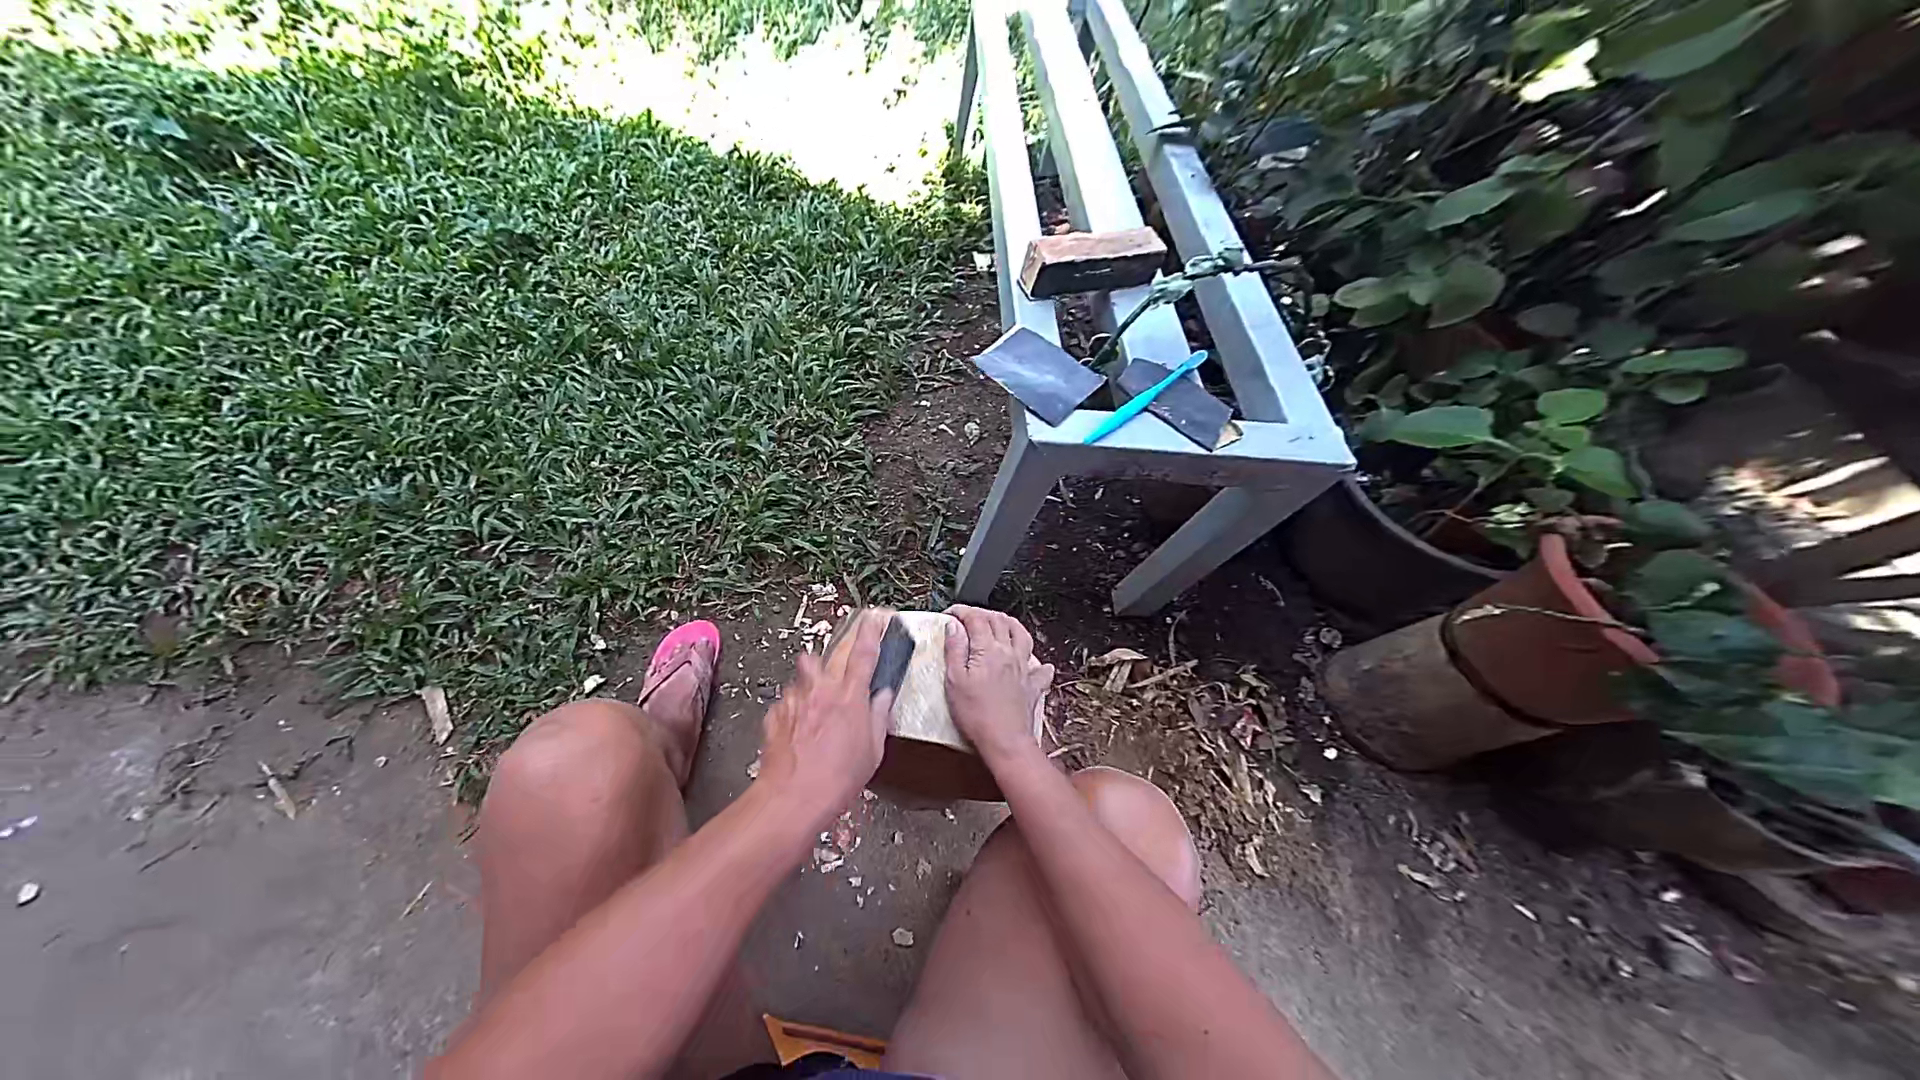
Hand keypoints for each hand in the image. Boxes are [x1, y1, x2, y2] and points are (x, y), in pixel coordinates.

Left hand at [758, 608, 897, 819]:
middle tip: (837, 678)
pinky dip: (794, 710)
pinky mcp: (775, 713)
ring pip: (803, 678)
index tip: (875, 617)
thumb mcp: (873, 750)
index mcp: (850, 696)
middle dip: (832, 659)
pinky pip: (787, 702)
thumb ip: (878, 716)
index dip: (871, 631)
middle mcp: (820, 690)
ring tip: (816, 714)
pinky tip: (799, 733)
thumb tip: (882, 697)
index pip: (864, 653)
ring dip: (810, 687)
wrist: (793, 797)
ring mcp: (794, 700)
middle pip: (826, 657)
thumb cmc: (837, 778)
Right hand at [943, 605, 1053, 763]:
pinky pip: (1040, 668)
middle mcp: (1008, 654)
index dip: (962, 612)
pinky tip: (1038, 663)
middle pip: (999, 621)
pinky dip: (1038, 661)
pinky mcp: (1032, 685)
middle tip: (969, 617)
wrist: (1005, 741)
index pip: (976, 619)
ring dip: (1010, 624)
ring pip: (1021, 634)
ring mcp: (1023, 668)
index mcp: (988, 651)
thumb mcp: (955, 681)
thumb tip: (953, 627)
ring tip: (1000, 623)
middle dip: (983, 613)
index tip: (951, 614)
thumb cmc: (977, 715)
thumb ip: (955, 650)